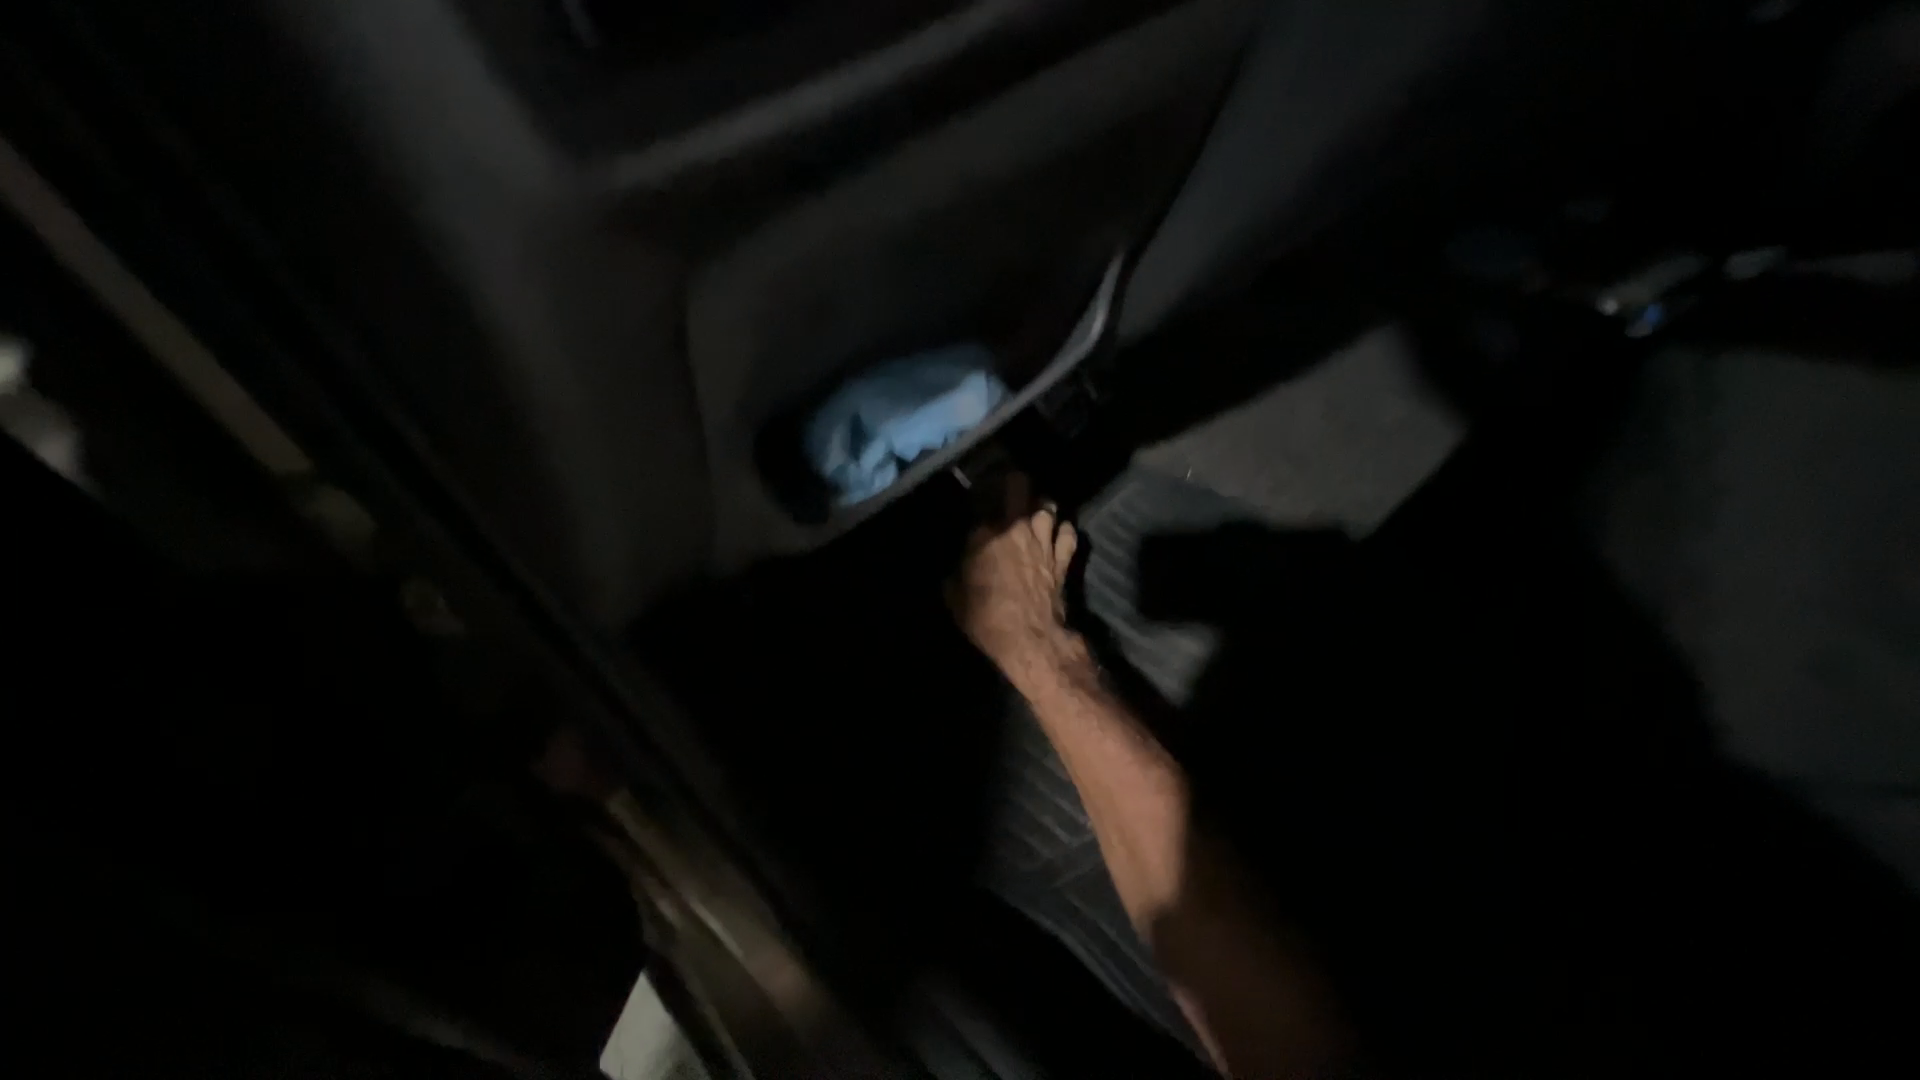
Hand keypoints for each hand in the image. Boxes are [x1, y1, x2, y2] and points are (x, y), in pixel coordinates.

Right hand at [947, 474, 1084, 685]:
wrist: (1028, 636)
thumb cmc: (984, 616)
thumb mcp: (953, 595)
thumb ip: (955, 571)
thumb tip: (957, 564)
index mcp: (984, 533)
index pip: (980, 500)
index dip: (978, 494)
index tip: (976, 495)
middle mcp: (1015, 528)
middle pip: (1018, 486)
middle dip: (1013, 481)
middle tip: (1009, 483)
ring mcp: (1043, 540)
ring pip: (1048, 506)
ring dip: (1041, 505)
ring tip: (1036, 510)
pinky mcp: (1063, 557)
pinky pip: (1069, 532)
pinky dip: (1063, 530)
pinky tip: (1058, 534)